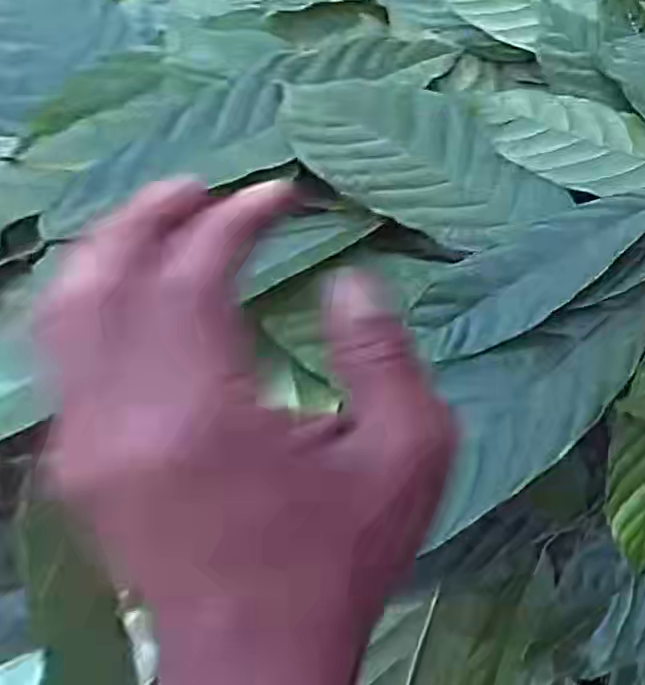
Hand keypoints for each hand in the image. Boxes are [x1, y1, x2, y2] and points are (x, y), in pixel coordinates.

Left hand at [37, 179, 455, 684]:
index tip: (283, 193)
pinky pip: (72, 361)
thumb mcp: (409, 441)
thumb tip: (350, 280)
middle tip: (205, 184)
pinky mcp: (86, 466)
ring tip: (173, 216)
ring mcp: (84, 451)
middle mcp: (114, 429)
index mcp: (199, 419)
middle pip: (88, 299)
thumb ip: (380, 354)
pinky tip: (153, 286)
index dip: (230, 227)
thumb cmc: (353, 540)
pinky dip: (106, 303)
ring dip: (112, 259)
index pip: (184, 291)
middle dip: (141, 226)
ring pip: (59, 329)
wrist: (261, 647)